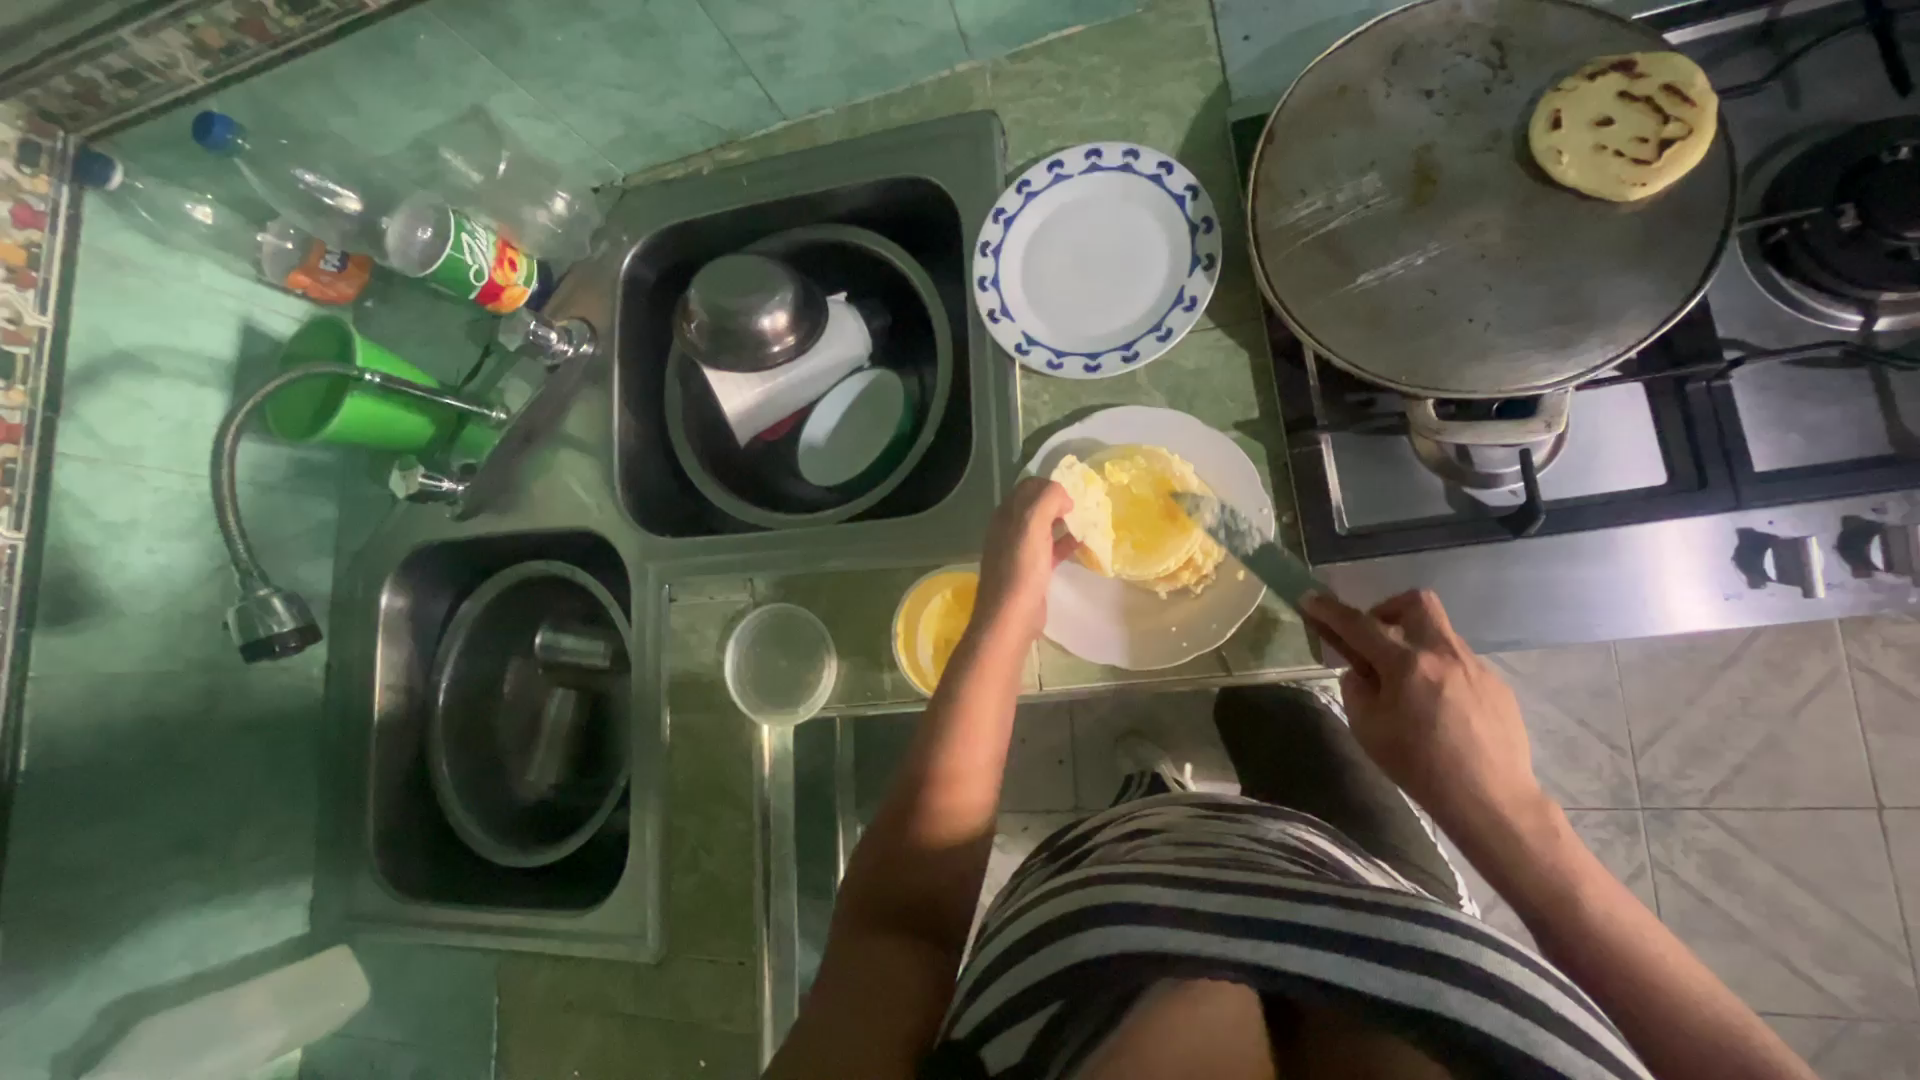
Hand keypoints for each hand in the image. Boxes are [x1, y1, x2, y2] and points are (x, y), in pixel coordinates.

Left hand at [972, 478, 1077, 645]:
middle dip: (1060, 502)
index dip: (1051, 486)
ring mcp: (1020, 550)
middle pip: (1037, 505)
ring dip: (1065, 522)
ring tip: (1088, 522)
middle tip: (1084, 507)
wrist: (1011, 616)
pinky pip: (1051, 548)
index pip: (1029, 486)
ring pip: (1045, 527)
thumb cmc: (1021, 568)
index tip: (1072, 496)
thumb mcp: (1032, 524)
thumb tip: (1064, 497)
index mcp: (1006, 514)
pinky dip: (1066, 542)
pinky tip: (1083, 544)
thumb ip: (1047, 500)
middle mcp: (1010, 528)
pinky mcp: (1032, 569)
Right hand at [1302, 590, 1546, 835]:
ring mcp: (1475, 667)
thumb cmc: (1419, 765)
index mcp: (1406, 665)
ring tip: (1406, 685)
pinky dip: (1438, 672)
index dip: (1330, 610)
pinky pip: (1459, 663)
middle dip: (1388, 610)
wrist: (1489, 798)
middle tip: (1375, 639)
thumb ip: (1357, 689)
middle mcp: (1443, 654)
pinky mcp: (1496, 685)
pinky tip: (1438, 710)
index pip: (1359, 625)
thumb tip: (1360, 671)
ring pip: (1439, 633)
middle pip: (1416, 603)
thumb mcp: (1367, 729)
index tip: (1311, 599)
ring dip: (1414, 644)